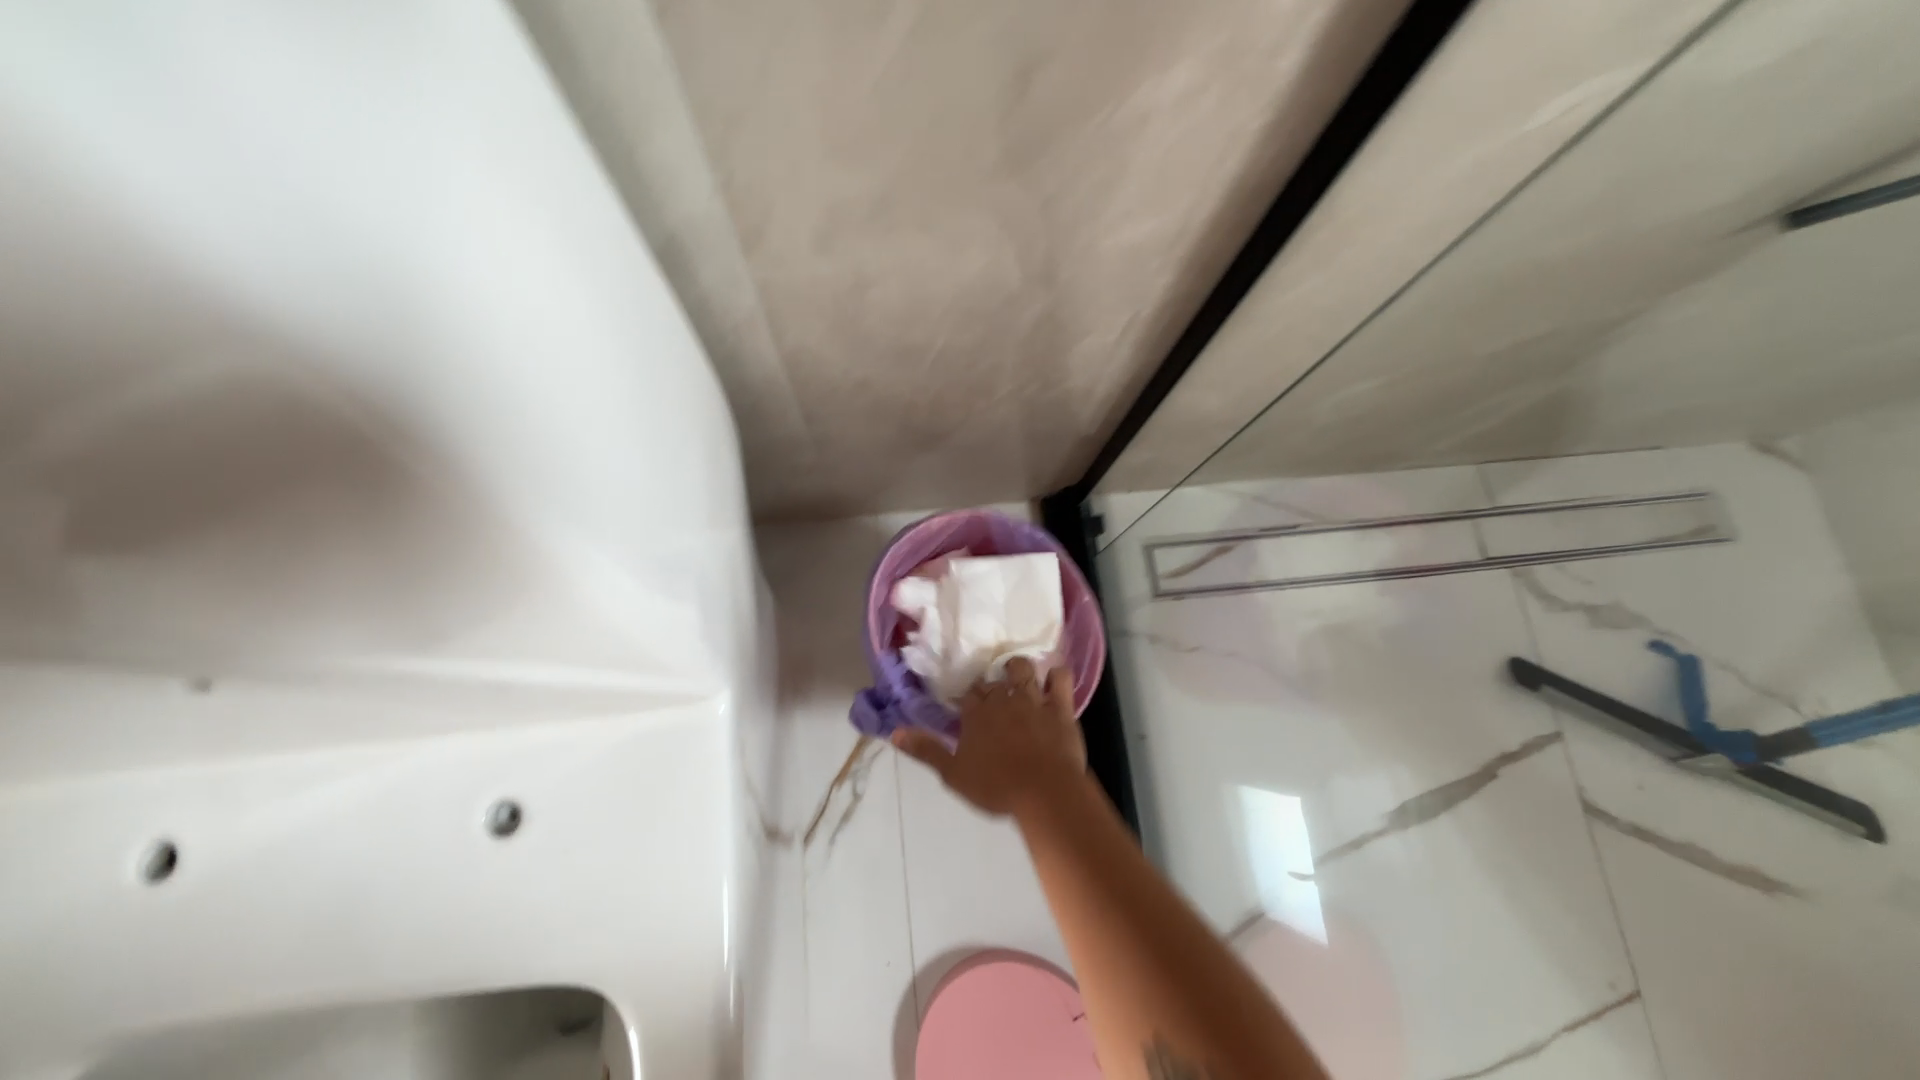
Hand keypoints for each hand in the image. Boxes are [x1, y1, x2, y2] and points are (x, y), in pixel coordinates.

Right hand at [891, 657, 1085, 816]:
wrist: (1044, 793)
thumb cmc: (996, 787)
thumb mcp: (953, 774)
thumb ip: (926, 751)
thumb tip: (895, 732)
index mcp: (976, 713)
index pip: (968, 694)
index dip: (968, 698)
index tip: (968, 705)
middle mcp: (1003, 699)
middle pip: (993, 680)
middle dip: (991, 684)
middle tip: (992, 695)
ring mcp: (1034, 699)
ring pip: (1023, 669)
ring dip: (1019, 669)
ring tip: (1017, 676)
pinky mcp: (1061, 707)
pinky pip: (1060, 678)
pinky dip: (1056, 674)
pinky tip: (1053, 678)